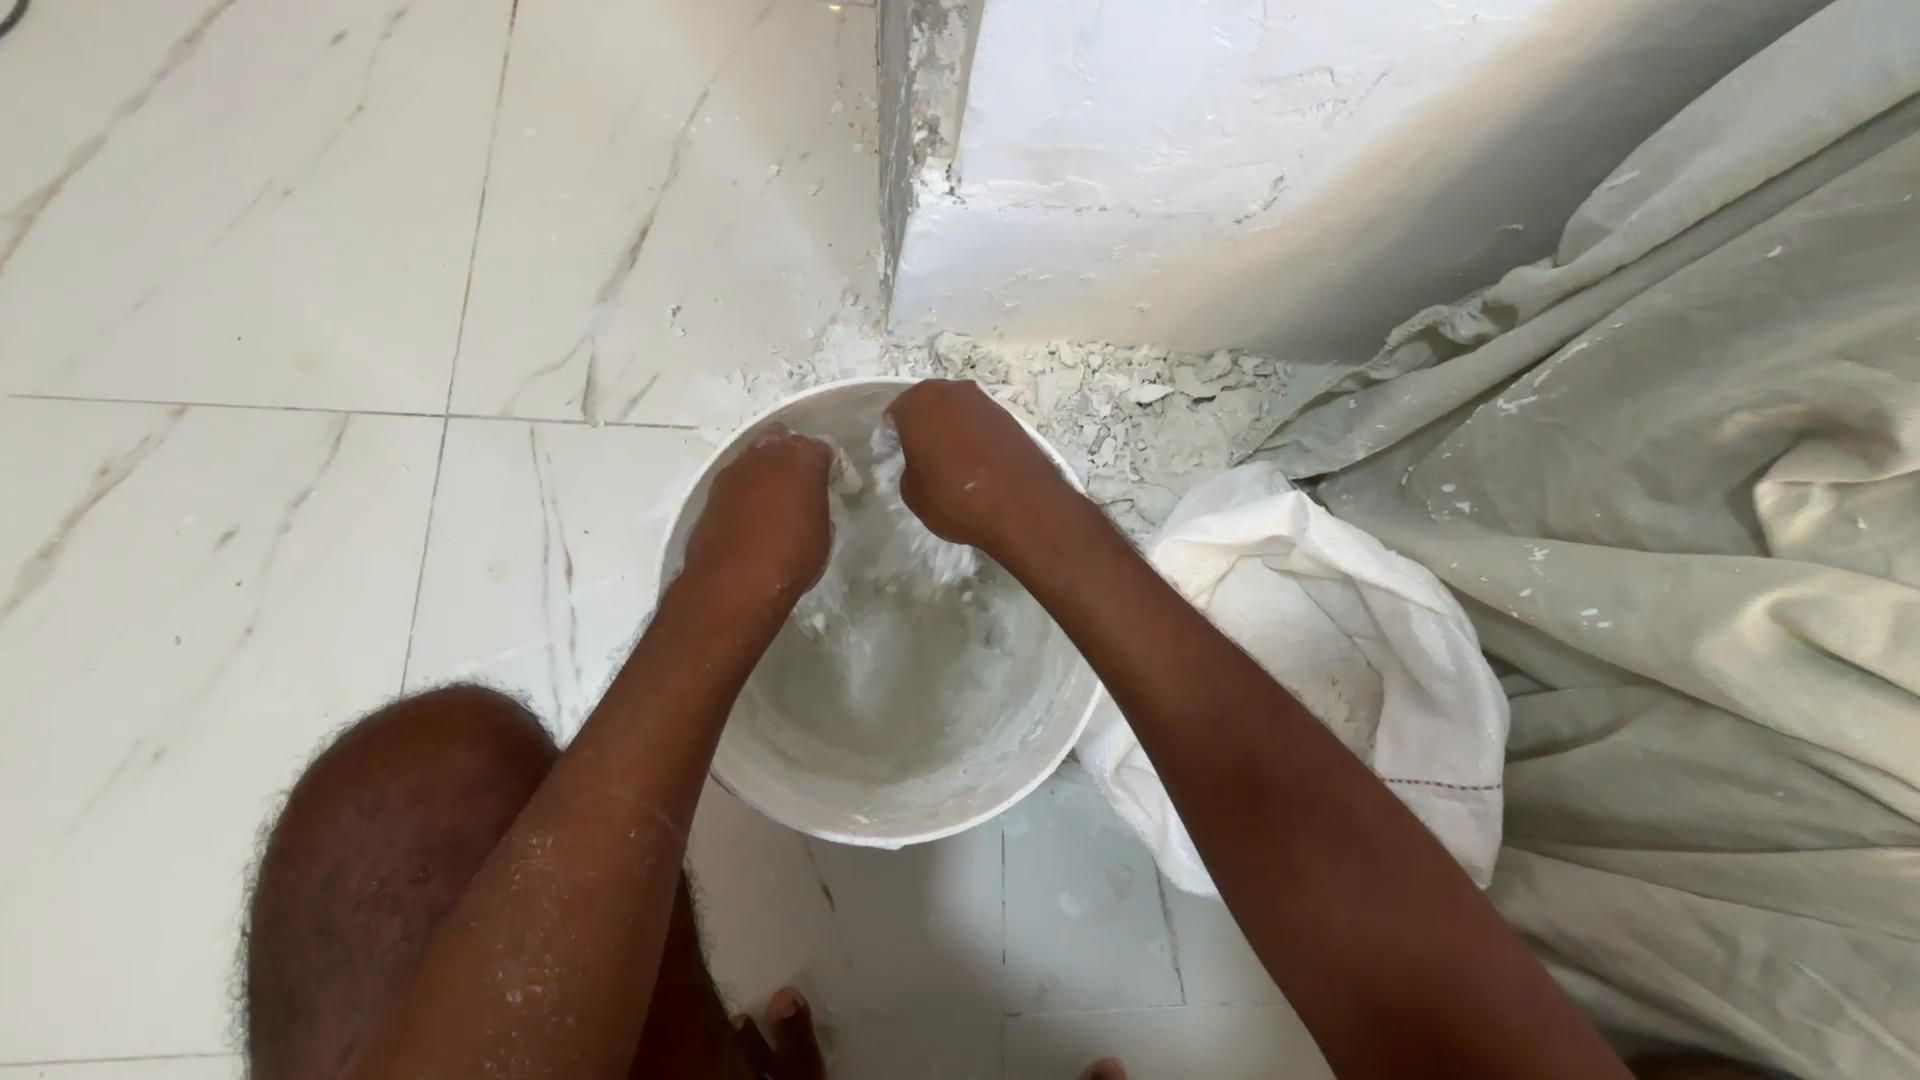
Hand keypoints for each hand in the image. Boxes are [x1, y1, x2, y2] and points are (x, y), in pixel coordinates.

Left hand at [683, 424, 834, 602]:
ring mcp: (734, 470)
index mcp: (802, 458)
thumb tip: (808, 502)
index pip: (822, 449)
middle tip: (803, 485)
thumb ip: (817, 505)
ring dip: (767, 471)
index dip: (831, 468)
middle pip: (783, 440)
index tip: (835, 486)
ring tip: (777, 499)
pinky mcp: (712, 492)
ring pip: (755, 457)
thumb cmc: (791, 557)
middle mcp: (766, 453)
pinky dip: (747, 490)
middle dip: (794, 457)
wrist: (733, 582)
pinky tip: (753, 514)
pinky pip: (737, 481)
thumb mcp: (823, 532)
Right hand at [884, 379, 1077, 551]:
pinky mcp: (1012, 419)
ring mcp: (986, 402)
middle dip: (924, 429)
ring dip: (953, 433)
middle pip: (929, 408)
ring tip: (953, 465)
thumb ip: (909, 469)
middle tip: (923, 459)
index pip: (895, 416)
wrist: (1022, 506)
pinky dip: (977, 441)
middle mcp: (953, 391)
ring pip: (958, 415)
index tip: (896, 459)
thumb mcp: (912, 493)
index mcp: (919, 402)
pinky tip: (978, 467)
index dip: (893, 439)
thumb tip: (922, 464)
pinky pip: (983, 427)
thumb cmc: (954, 496)